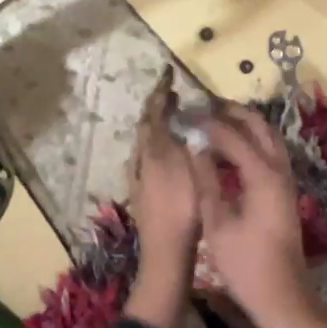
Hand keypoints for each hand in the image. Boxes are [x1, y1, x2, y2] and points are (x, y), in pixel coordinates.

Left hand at [123, 71, 199, 327]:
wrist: (165, 254)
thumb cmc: (182, 210)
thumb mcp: (188, 169)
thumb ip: (183, 139)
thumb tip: (180, 114)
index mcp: (151, 148)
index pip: (153, 111)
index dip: (161, 91)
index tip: (169, 74)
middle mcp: (140, 158)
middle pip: (146, 124)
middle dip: (158, 106)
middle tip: (174, 93)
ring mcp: (138, 177)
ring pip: (146, 141)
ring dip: (158, 125)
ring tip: (175, 117)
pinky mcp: (142, 192)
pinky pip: (148, 156)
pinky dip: (159, 144)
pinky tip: (171, 152)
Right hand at [193, 105, 326, 327]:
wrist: (283, 298)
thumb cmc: (246, 265)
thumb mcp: (217, 224)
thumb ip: (206, 181)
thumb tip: (194, 148)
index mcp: (262, 176)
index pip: (232, 135)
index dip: (206, 123)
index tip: (184, 116)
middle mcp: (279, 170)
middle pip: (258, 126)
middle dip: (232, 113)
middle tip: (203, 108)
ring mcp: (285, 181)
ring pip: (267, 137)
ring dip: (244, 125)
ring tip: (213, 122)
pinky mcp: (284, 192)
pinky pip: (269, 152)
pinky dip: (251, 141)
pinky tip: (229, 151)